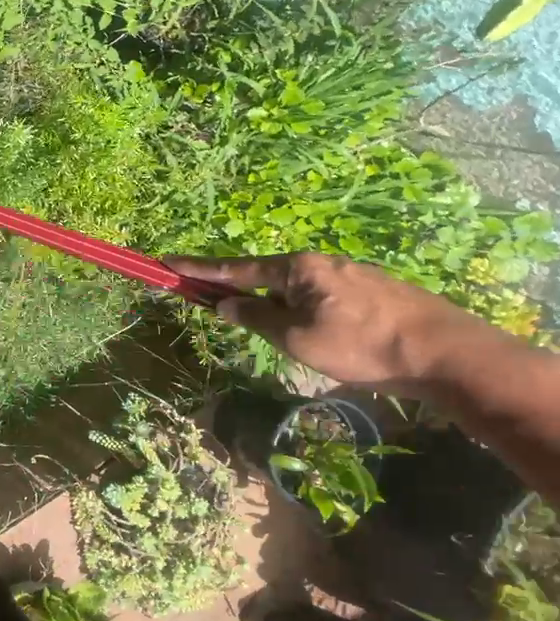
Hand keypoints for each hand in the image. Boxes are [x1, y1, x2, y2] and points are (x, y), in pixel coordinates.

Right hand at [165, 252, 492, 394]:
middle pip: (266, 275)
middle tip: (229, 311)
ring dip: (282, 305)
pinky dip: (310, 310)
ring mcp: (354, 274)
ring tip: (290, 335)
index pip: (233, 267)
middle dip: (244, 292)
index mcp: (297, 267)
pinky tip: (327, 334)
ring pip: (299, 288)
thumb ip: (254, 317)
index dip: (197, 269)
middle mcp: (322, 262)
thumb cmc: (364, 347)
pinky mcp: (379, 291)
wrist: (455, 357)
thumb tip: (225, 304)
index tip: (165, 263)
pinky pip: (326, 295)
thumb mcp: (295, 338)